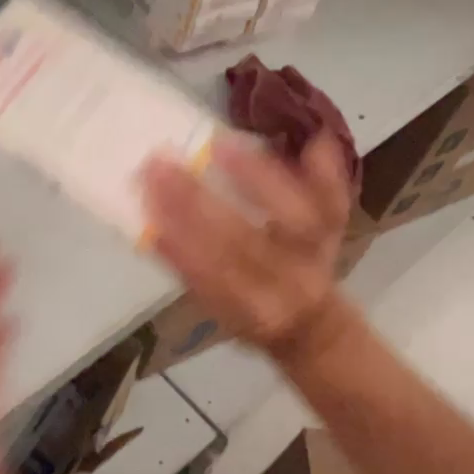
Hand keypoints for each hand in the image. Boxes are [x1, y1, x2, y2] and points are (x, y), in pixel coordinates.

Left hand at [142, 134, 355, 359]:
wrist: (305, 332)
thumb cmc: (309, 259)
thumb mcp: (330, 221)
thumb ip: (326, 183)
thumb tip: (318, 141)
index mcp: (315, 249)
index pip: (293, 213)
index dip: (258, 178)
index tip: (220, 143)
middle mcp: (287, 279)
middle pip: (240, 238)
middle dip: (197, 198)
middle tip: (160, 161)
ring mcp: (252, 300)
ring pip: (209, 261)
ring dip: (173, 222)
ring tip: (144, 184)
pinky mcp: (222, 311)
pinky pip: (192, 280)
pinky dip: (168, 253)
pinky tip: (146, 226)